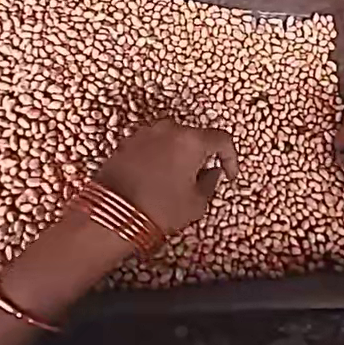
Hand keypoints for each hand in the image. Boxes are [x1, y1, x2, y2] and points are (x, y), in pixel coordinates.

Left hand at [94, 120, 237, 234]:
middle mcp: (168, 129)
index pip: (222, 139)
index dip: (230, 158)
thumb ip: (210, 183)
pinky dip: (158, 158)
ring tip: (175, 182)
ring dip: (178, 156)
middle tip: (201, 179)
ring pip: (171, 140)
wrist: (112, 215)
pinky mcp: (126, 143)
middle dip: (201, 156)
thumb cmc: (157, 209)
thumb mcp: (196, 203)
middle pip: (194, 137)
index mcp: (191, 140)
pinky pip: (151, 146)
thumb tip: (211, 173)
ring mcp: (144, 134)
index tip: (229, 173)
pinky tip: (156, 179)